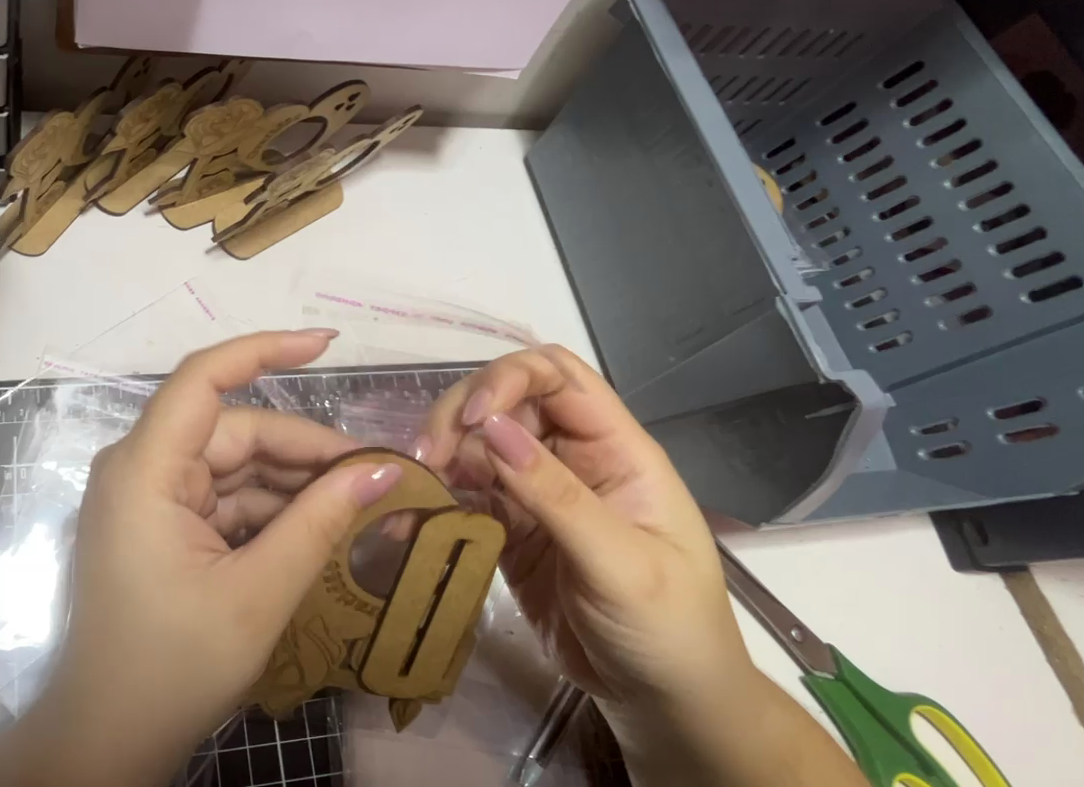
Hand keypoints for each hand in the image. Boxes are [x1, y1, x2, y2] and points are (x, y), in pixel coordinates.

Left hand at [0, 331, 402, 786]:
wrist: (110, 737)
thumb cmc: (173, 665)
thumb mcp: (258, 593)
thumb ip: (320, 524)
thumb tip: (383, 470)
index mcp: (145, 468)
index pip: (203, 379)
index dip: (264, 349)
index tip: (327, 344)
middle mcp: (141, 467)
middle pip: (233, 431)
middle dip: (305, 450)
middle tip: (378, 473)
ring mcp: (150, 496)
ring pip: (235, 466)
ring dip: (294, 483)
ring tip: (362, 501)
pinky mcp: (163, 524)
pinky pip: (224, 498)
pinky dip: (271, 509)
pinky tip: (321, 524)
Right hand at [415, 345, 747, 704]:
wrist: (663, 704)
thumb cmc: (668, 630)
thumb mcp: (621, 563)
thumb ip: (554, 494)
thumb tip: (489, 427)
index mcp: (616, 450)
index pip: (559, 378)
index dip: (511, 378)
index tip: (475, 418)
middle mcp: (573, 458)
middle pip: (508, 401)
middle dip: (462, 414)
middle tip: (426, 455)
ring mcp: (538, 491)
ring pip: (479, 442)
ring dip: (443, 451)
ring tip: (416, 482)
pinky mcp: (510, 525)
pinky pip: (467, 491)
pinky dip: (438, 495)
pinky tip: (414, 512)